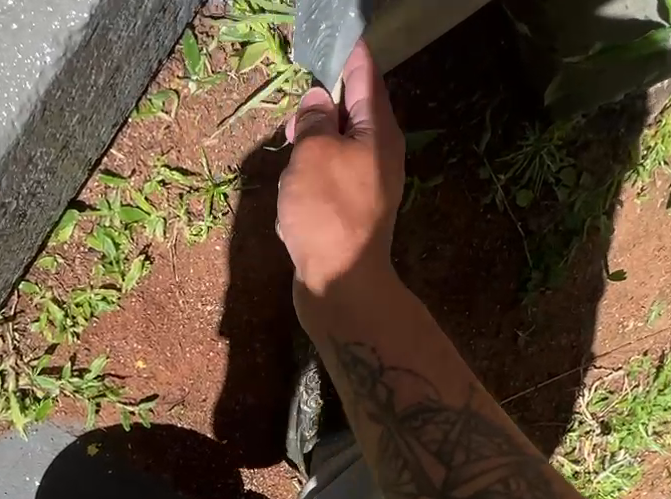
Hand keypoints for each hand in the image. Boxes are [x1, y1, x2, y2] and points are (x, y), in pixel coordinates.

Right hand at [277, 40, 405, 329]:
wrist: (341, 287)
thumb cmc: (327, 213)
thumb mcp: (313, 154)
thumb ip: (314, 120)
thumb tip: (316, 100)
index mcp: (379, 133)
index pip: (365, 76)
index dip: (346, 54)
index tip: (331, 40)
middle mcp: (379, 159)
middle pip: (352, 117)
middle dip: (322, 109)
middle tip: (293, 117)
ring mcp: (366, 193)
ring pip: (336, 154)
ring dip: (312, 152)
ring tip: (291, 160)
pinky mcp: (350, 221)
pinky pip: (328, 188)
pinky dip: (310, 186)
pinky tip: (294, 202)